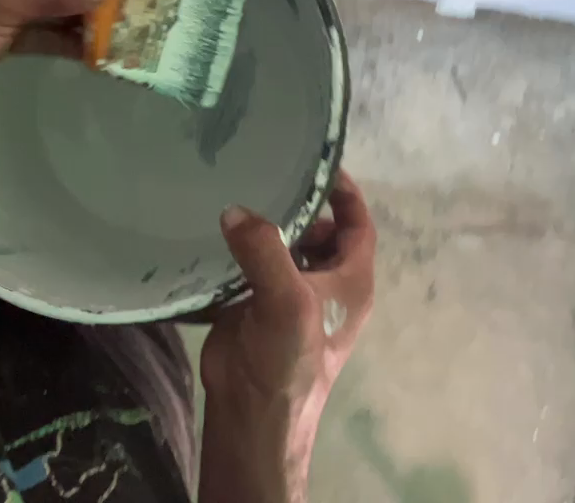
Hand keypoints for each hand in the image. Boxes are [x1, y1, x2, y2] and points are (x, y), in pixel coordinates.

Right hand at [199, 172, 375, 500]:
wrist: (251, 413)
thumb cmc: (286, 361)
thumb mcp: (287, 301)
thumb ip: (265, 251)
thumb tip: (235, 210)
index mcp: (350, 282)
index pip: (358, 224)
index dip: (345, 192)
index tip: (319, 161)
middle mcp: (324, 284)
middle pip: (319, 229)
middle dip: (298, 202)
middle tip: (265, 168)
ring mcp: (290, 293)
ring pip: (284, 243)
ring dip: (267, 221)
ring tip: (236, 187)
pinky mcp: (256, 301)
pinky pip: (253, 260)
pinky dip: (241, 241)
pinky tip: (216, 223)